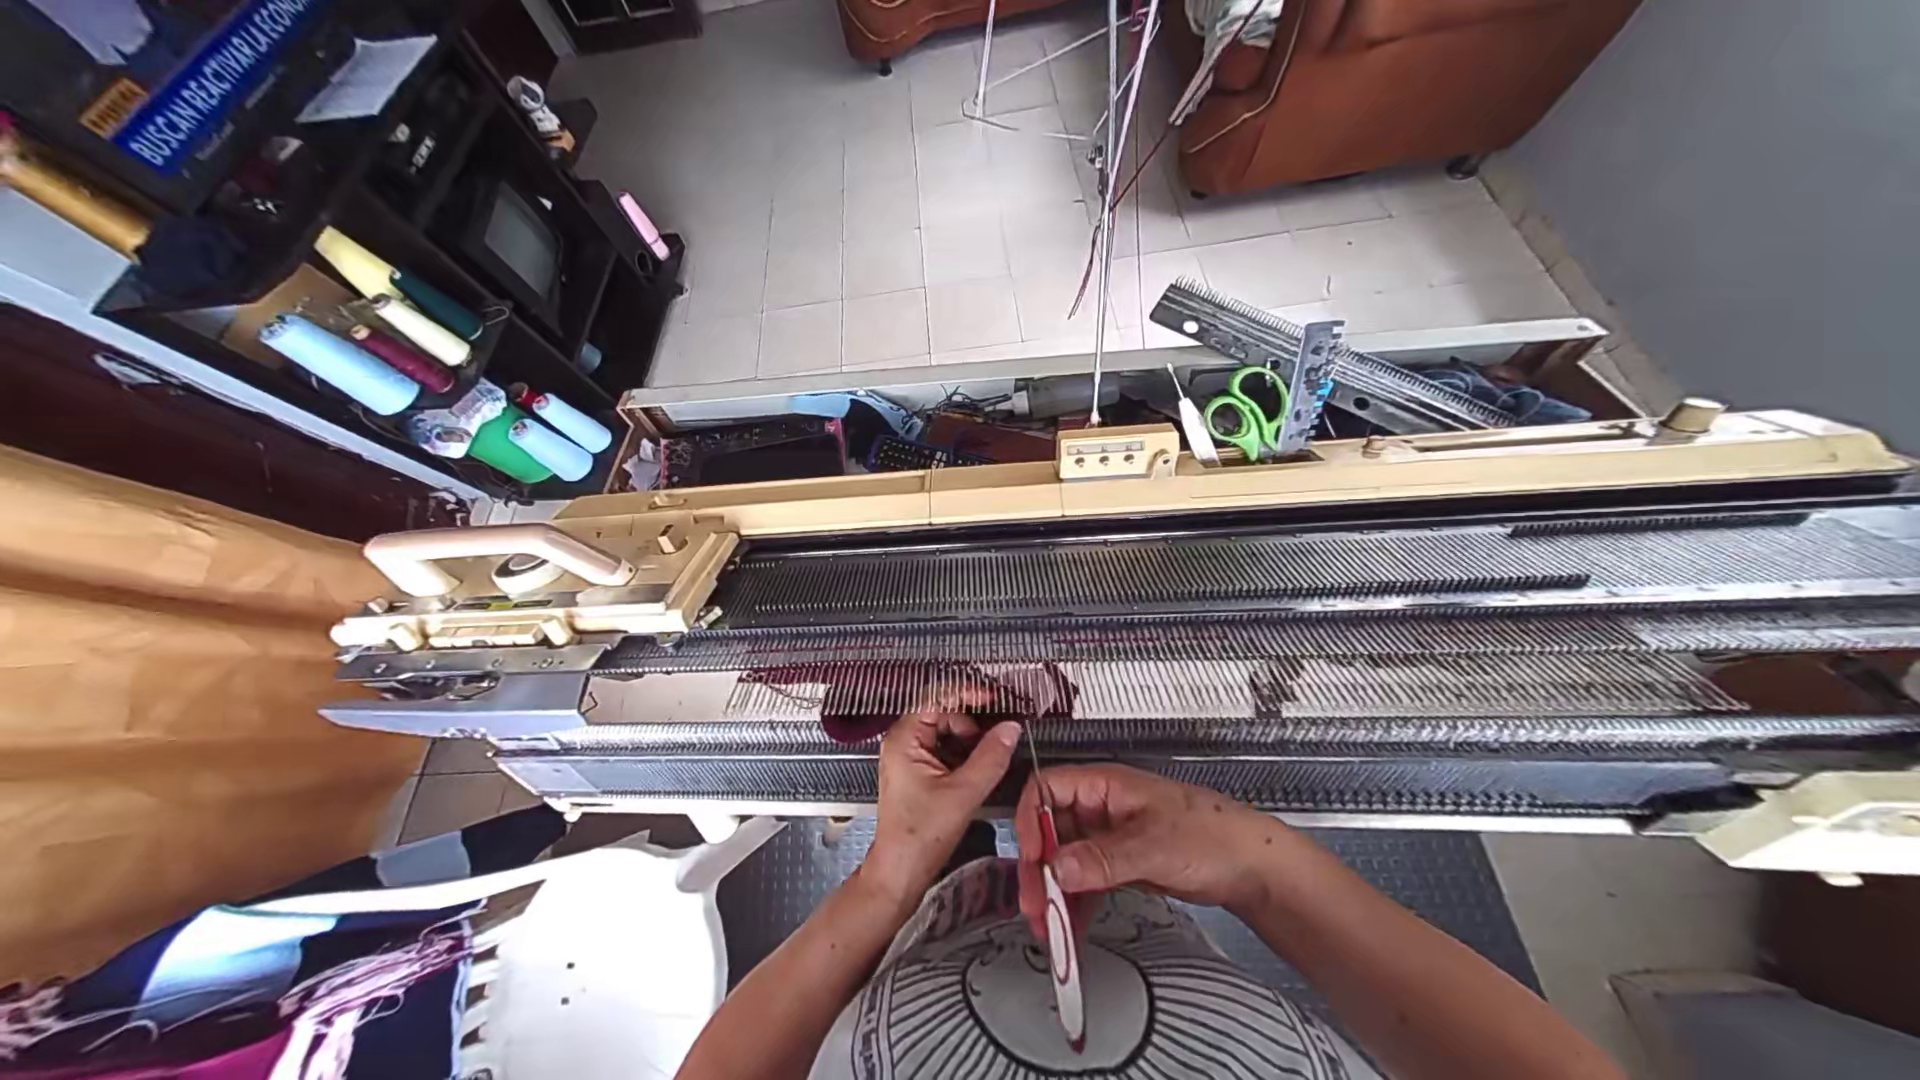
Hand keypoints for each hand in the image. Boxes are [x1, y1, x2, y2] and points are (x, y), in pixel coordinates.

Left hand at [863, 684, 1021, 902]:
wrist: (900, 873)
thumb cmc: (921, 835)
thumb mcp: (964, 793)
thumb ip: (990, 757)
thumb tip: (1012, 727)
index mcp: (905, 737)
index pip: (938, 697)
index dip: (969, 694)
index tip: (997, 700)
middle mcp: (903, 740)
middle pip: (944, 713)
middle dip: (973, 723)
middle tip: (1000, 735)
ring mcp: (909, 755)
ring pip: (947, 731)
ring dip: (971, 739)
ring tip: (992, 754)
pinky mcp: (918, 770)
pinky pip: (945, 749)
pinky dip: (964, 754)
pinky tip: (980, 767)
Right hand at [1015, 764, 1285, 934]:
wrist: (1251, 866)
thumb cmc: (1211, 834)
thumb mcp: (1153, 845)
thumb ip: (1102, 857)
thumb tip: (1057, 866)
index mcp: (1104, 785)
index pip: (1047, 790)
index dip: (1031, 821)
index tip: (1029, 858)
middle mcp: (1100, 807)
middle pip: (1050, 830)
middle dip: (1038, 868)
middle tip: (1036, 906)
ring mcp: (1109, 836)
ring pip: (1065, 860)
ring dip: (1053, 893)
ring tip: (1050, 929)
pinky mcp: (1119, 863)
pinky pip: (1085, 881)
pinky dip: (1075, 904)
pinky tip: (1072, 930)